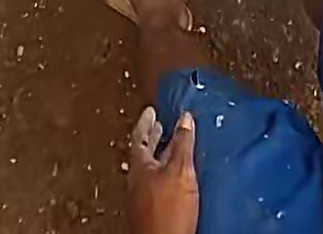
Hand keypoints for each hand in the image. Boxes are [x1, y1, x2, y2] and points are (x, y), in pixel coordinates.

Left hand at [127, 107, 197, 233]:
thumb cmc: (169, 208)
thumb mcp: (180, 171)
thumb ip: (183, 144)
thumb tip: (185, 117)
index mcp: (139, 164)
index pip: (140, 136)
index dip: (146, 122)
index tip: (151, 110)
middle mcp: (137, 178)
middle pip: (143, 153)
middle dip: (153, 138)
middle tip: (160, 126)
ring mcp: (141, 197)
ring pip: (149, 169)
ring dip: (159, 157)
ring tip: (172, 150)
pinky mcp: (150, 212)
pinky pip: (155, 184)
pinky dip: (163, 174)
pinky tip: (175, 180)